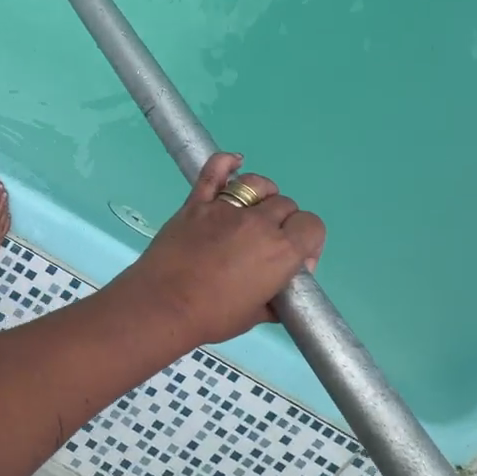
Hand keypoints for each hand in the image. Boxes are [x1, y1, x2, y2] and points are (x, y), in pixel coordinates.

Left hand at [116, 153, 325, 345]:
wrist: (164, 302)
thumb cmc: (214, 314)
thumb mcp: (261, 313)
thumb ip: (276, 294)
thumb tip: (279, 292)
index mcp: (281, 251)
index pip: (312, 225)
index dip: (308, 240)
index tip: (294, 259)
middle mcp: (256, 223)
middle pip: (285, 204)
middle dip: (284, 221)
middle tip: (268, 242)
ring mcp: (222, 209)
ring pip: (255, 185)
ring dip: (262, 194)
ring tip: (255, 210)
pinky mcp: (194, 203)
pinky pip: (212, 173)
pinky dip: (224, 162)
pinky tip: (234, 161)